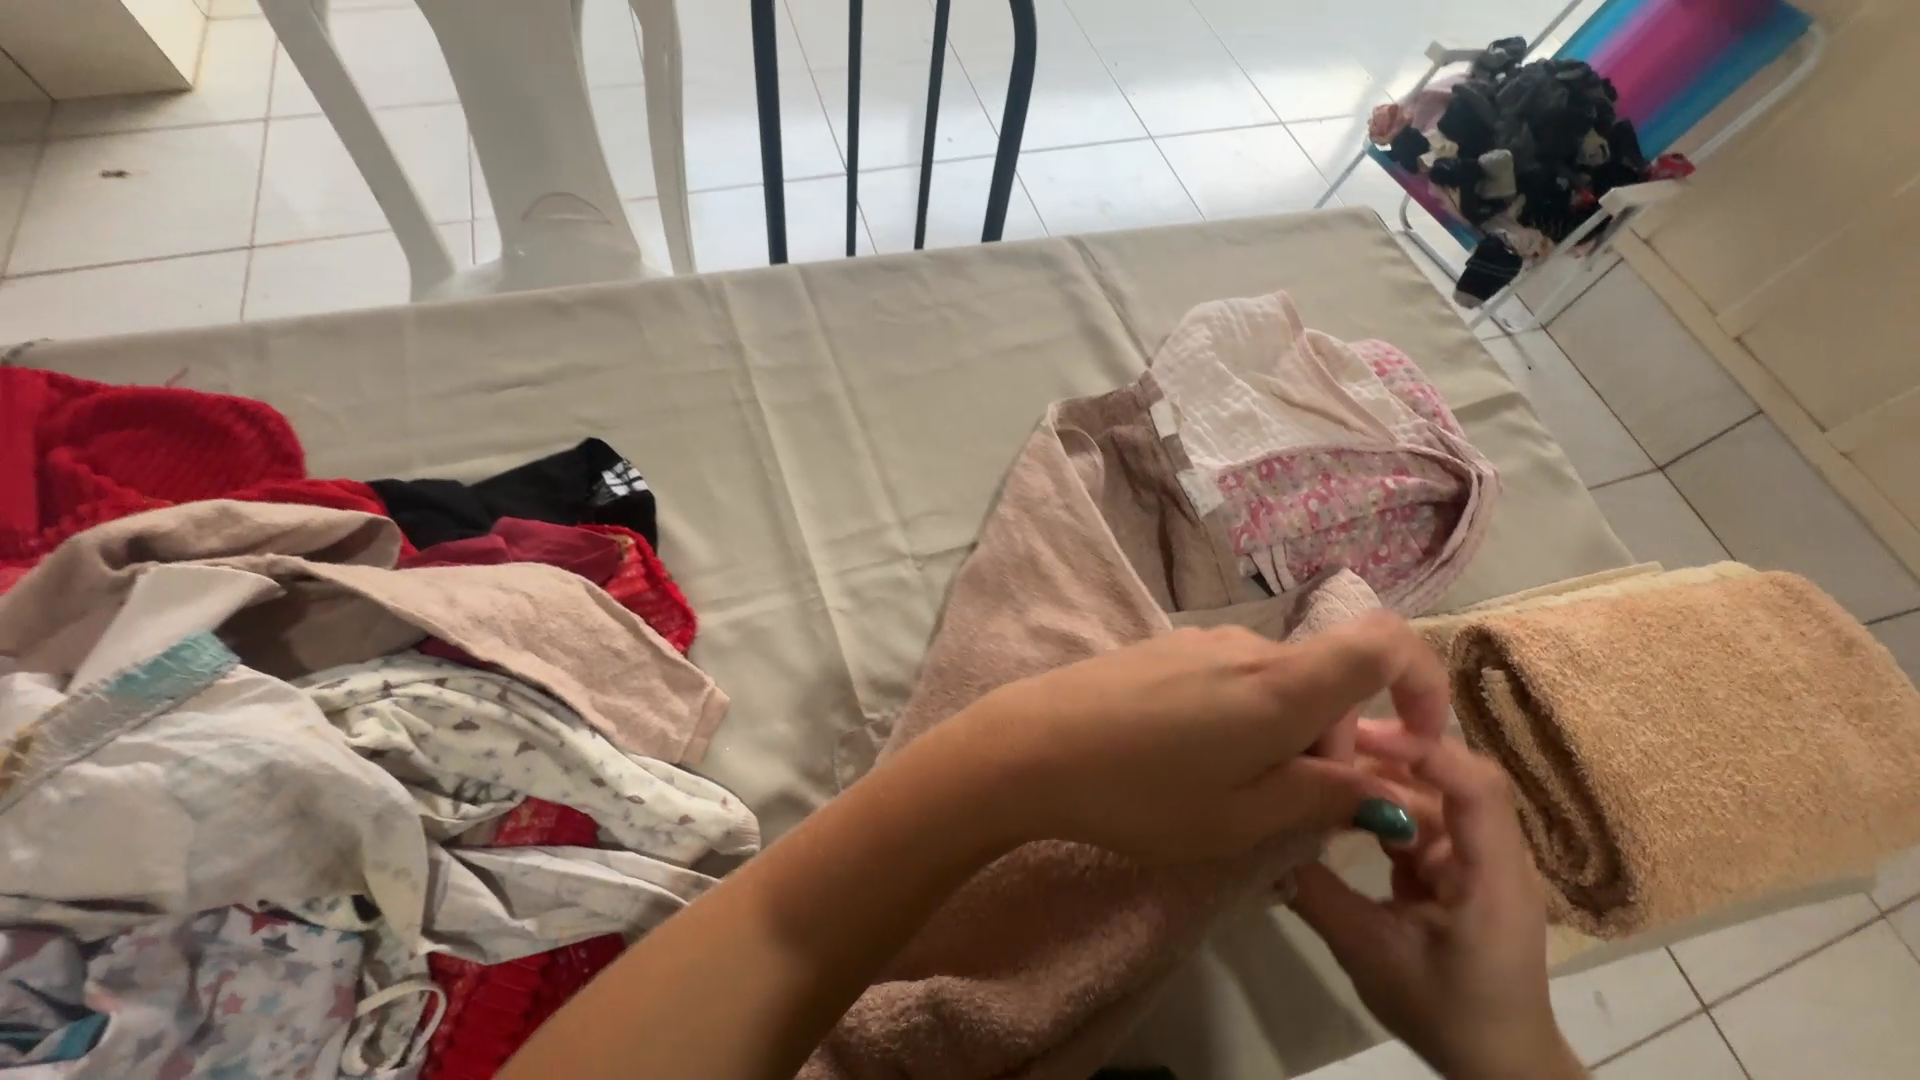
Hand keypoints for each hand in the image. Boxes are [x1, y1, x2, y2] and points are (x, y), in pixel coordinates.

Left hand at [920, 611, 1451, 862]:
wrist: (1031, 746)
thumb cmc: (1141, 793)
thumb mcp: (1241, 818)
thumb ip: (1321, 797)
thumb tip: (1382, 788)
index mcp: (1282, 684)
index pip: (1385, 642)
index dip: (1423, 682)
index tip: (1415, 740)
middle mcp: (1249, 647)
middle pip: (1325, 680)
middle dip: (1332, 743)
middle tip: (1287, 807)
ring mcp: (1200, 641)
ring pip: (1275, 684)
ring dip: (1280, 735)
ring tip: (1229, 792)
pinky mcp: (1163, 649)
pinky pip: (1230, 679)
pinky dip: (1240, 718)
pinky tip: (1188, 760)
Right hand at [1290, 739, 1582, 1079]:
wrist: (1496, 1065)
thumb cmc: (1445, 1011)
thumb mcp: (1370, 953)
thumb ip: (1317, 892)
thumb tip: (1262, 839)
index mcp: (1492, 874)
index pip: (1474, 787)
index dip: (1423, 750)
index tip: (1359, 733)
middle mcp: (1492, 854)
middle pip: (1451, 778)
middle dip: (1391, 755)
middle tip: (1326, 741)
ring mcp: (1474, 860)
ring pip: (1428, 796)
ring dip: (1378, 782)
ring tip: (1320, 771)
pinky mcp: (1453, 869)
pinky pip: (1416, 821)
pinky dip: (1378, 811)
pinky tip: (1336, 809)